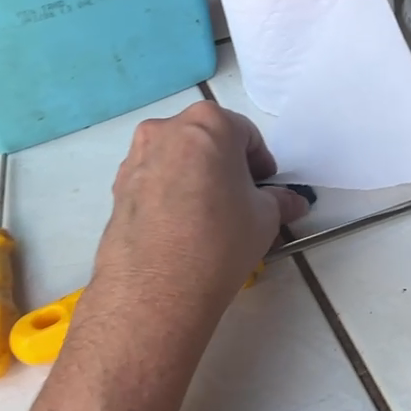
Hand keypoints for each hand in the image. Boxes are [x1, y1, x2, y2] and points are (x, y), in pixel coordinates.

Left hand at [87, 101, 309, 319]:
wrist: (157, 286)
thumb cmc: (221, 238)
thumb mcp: (265, 218)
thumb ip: (280, 201)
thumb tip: (292, 202)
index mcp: (208, 123)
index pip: (246, 133)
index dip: (261, 162)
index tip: (266, 188)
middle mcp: (166, 130)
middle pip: (206, 140)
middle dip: (226, 166)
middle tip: (241, 200)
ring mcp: (136, 157)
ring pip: (177, 160)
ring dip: (196, 178)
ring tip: (209, 217)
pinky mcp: (118, 188)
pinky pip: (154, 181)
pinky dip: (171, 195)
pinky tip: (182, 229)